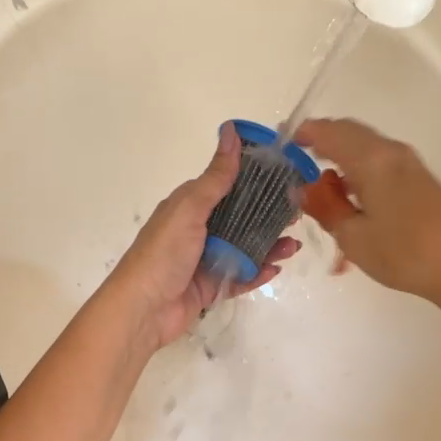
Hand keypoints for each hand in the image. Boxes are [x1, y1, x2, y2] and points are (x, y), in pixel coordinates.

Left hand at [104, 123, 299, 348]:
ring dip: (269, 247)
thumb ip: (216, 177)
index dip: (256, 182)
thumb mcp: (190, 208)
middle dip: (269, 217)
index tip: (285, 179)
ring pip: (245, 250)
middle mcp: (200, 231)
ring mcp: (206, 261)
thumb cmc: (163, 253)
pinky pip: (241, 278)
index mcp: (191, 207)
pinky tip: (276, 268)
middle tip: (297, 216)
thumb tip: (231, 131)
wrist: (143, 308)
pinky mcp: (211, 288)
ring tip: (292, 246)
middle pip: (242, 219)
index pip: (228, 187)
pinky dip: (258, 274)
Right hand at [294, 118, 440, 306]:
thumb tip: (303, 190)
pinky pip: (383, 167)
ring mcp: (411, 165)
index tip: (284, 142)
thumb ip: (325, 209)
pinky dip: (362, 176)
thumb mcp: (353, 238)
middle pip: (351, 135)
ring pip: (368, 152)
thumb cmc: (402, 253)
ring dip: (344, 163)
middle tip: (301, 164)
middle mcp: (392, 152)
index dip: (305, 133)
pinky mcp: (422, 181)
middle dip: (324, 144)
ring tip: (325, 190)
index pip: (331, 132)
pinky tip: (355, 202)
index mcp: (372, 159)